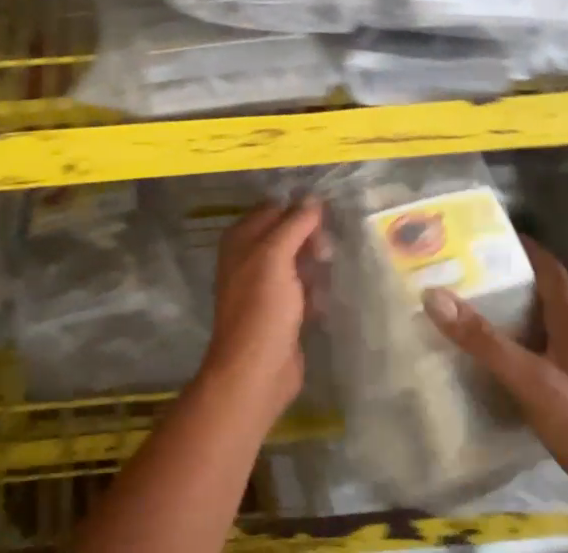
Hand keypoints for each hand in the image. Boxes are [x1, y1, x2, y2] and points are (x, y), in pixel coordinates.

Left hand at [197, 201, 323, 411]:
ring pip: (298, 262)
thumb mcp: (275, 257)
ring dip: (315, 267)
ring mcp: (265, 285)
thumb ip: (293, 225)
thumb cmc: (262, 308)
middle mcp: (250, 258)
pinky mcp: (282, 310)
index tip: (327, 220)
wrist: (256, 370)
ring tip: (326, 277)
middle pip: (287, 234)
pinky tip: (323, 302)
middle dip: (310, 240)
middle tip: (326, 253)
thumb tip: (312, 198)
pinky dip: (315, 292)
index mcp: (241, 239)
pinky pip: (303, 290)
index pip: (274, 209)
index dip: (299, 211)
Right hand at [423, 238, 567, 539]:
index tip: (493, 233)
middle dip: (513, 282)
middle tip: (469, 273)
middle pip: (549, 300)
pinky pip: (551, 360)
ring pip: (549, 331)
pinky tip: (505, 367)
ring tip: (476, 314)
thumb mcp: (532, 383)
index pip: (553, 273)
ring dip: (518, 318)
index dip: (528, 249)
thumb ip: (485, 341)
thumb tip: (434, 294)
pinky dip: (525, 350)